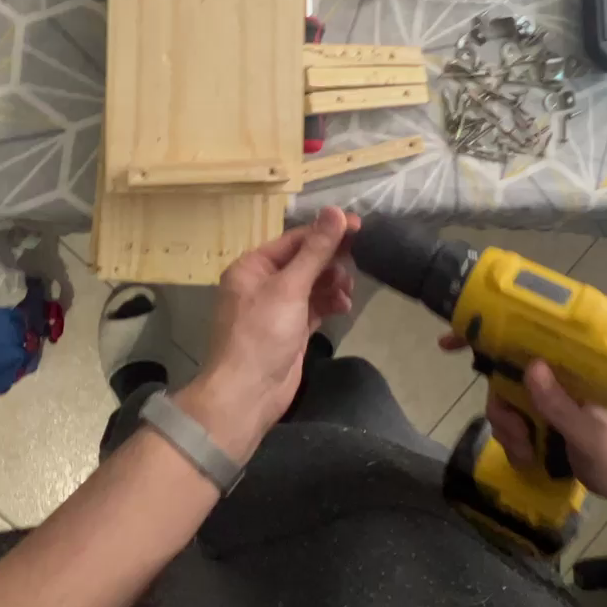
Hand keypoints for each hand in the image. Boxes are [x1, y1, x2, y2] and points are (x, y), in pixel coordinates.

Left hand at [180, 206, 358, 459]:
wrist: (247, 394)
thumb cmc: (261, 334)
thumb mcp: (290, 288)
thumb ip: (315, 251)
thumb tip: (336, 212)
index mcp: (252, 266)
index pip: (294, 239)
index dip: (327, 231)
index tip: (359, 226)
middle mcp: (262, 283)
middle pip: (304, 261)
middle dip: (331, 260)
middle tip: (360, 259)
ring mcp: (276, 308)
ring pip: (311, 284)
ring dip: (332, 283)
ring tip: (347, 289)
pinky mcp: (290, 330)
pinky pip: (314, 307)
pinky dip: (329, 303)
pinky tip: (344, 306)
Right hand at [440, 336, 606, 516]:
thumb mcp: (592, 435)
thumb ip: (560, 404)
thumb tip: (531, 366)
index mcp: (577, 367)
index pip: (531, 338)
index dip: (491, 334)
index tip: (452, 340)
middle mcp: (560, 376)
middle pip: (507, 375)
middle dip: (502, 409)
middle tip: (517, 436)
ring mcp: (551, 399)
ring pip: (506, 401)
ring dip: (509, 431)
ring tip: (527, 454)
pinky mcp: (546, 421)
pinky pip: (513, 423)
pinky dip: (514, 442)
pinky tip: (529, 459)